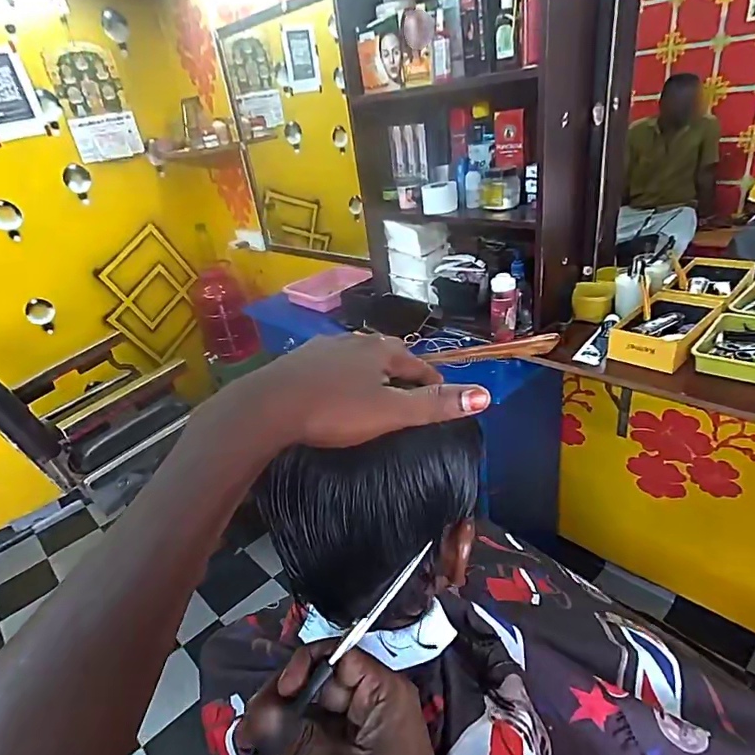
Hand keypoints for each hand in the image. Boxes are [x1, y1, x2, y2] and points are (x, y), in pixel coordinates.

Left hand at [225, 334, 489, 449]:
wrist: (269, 405)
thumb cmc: (334, 411)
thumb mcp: (390, 412)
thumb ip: (434, 405)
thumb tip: (485, 396)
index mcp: (381, 350)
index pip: (419, 364)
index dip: (433, 380)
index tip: (441, 395)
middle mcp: (354, 341)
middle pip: (388, 355)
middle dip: (402, 372)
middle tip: (409, 394)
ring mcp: (323, 348)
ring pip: (357, 358)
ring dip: (370, 372)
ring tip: (375, 392)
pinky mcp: (298, 360)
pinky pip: (331, 366)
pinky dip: (342, 376)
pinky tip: (334, 389)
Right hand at [240, 644, 511, 754]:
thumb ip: (297, 740)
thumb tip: (257, 714)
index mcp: (386, 695)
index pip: (339, 657)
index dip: (305, 667)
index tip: (279, 692)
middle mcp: (376, 705)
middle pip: (322, 682)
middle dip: (284, 698)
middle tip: (250, 721)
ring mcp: (365, 732)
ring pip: (316, 709)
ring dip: (283, 721)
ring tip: (249, 737)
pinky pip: (319, 735)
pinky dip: (294, 741)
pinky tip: (267, 751)